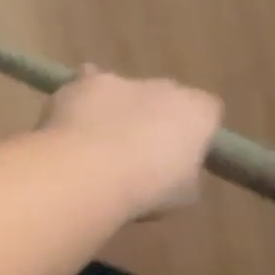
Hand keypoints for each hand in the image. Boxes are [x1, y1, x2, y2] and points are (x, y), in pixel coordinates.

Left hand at [43, 65, 222, 218]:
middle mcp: (162, 87)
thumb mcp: (183, 194)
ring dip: (114, 109)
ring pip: (121, 90)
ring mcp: (119, 81)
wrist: (88, 170)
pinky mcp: (81, 83)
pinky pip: (83, 83)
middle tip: (136, 150)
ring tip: (96, 141)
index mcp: (198, 111)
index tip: (180, 153)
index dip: (193, 130)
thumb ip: (184, 173)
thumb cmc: (146, 188)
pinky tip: (68, 118)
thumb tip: (173, 170)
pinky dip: (79, 98)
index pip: (206, 110)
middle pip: (162, 97)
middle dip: (152, 117)